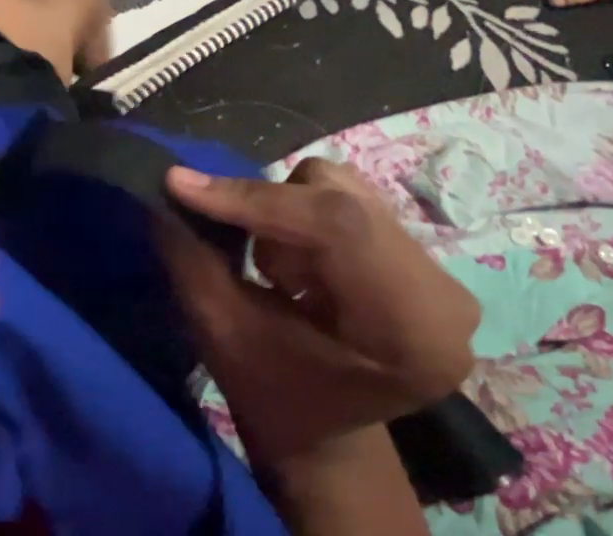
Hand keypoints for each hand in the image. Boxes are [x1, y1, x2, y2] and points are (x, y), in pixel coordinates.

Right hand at [155, 158, 479, 466]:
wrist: (319, 431)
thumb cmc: (270, 392)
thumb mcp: (219, 330)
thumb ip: (192, 254)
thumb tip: (167, 181)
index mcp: (412, 330)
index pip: (339, 227)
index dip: (255, 197)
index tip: (180, 184)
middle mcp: (445, 294)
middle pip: (342, 200)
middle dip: (267, 208)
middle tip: (227, 239)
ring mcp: (440, 272)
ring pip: (342, 189)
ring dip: (286, 214)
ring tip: (273, 269)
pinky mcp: (419, 256)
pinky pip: (348, 199)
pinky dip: (302, 214)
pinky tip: (296, 263)